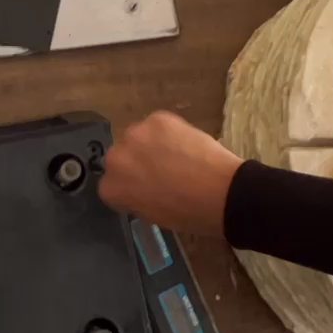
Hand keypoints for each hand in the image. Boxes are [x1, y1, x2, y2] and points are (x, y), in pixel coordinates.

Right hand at [99, 111, 244, 238]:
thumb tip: (137, 186)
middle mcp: (116, 158)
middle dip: (136, 161)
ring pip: (137, 136)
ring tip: (174, 155)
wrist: (222, 193)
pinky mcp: (158, 118)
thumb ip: (134, 197)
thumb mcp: (151, 214)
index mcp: (111, 188)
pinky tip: (184, 144)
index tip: (143, 187)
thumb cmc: (188, 214)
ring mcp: (136, 134)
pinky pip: (157, 124)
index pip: (111, 182)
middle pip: (120, 155)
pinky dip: (167, 131)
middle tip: (159, 170)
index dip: (129, 183)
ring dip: (149, 143)